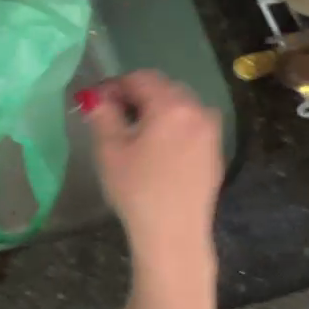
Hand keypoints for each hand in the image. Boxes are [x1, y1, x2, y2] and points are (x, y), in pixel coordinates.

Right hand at [80, 71, 223, 258]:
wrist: (174, 231)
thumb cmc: (136, 188)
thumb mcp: (109, 149)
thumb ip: (102, 115)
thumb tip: (97, 98)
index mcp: (171, 106)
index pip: (140, 78)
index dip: (114, 85)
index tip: (94, 101)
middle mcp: (198, 111)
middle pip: (163, 89)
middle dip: (135, 95)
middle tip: (109, 115)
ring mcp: (211, 131)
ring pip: (179, 106)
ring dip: (154, 110)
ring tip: (132, 132)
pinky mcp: (215, 151)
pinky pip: (190, 125)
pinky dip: (170, 126)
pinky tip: (154, 150)